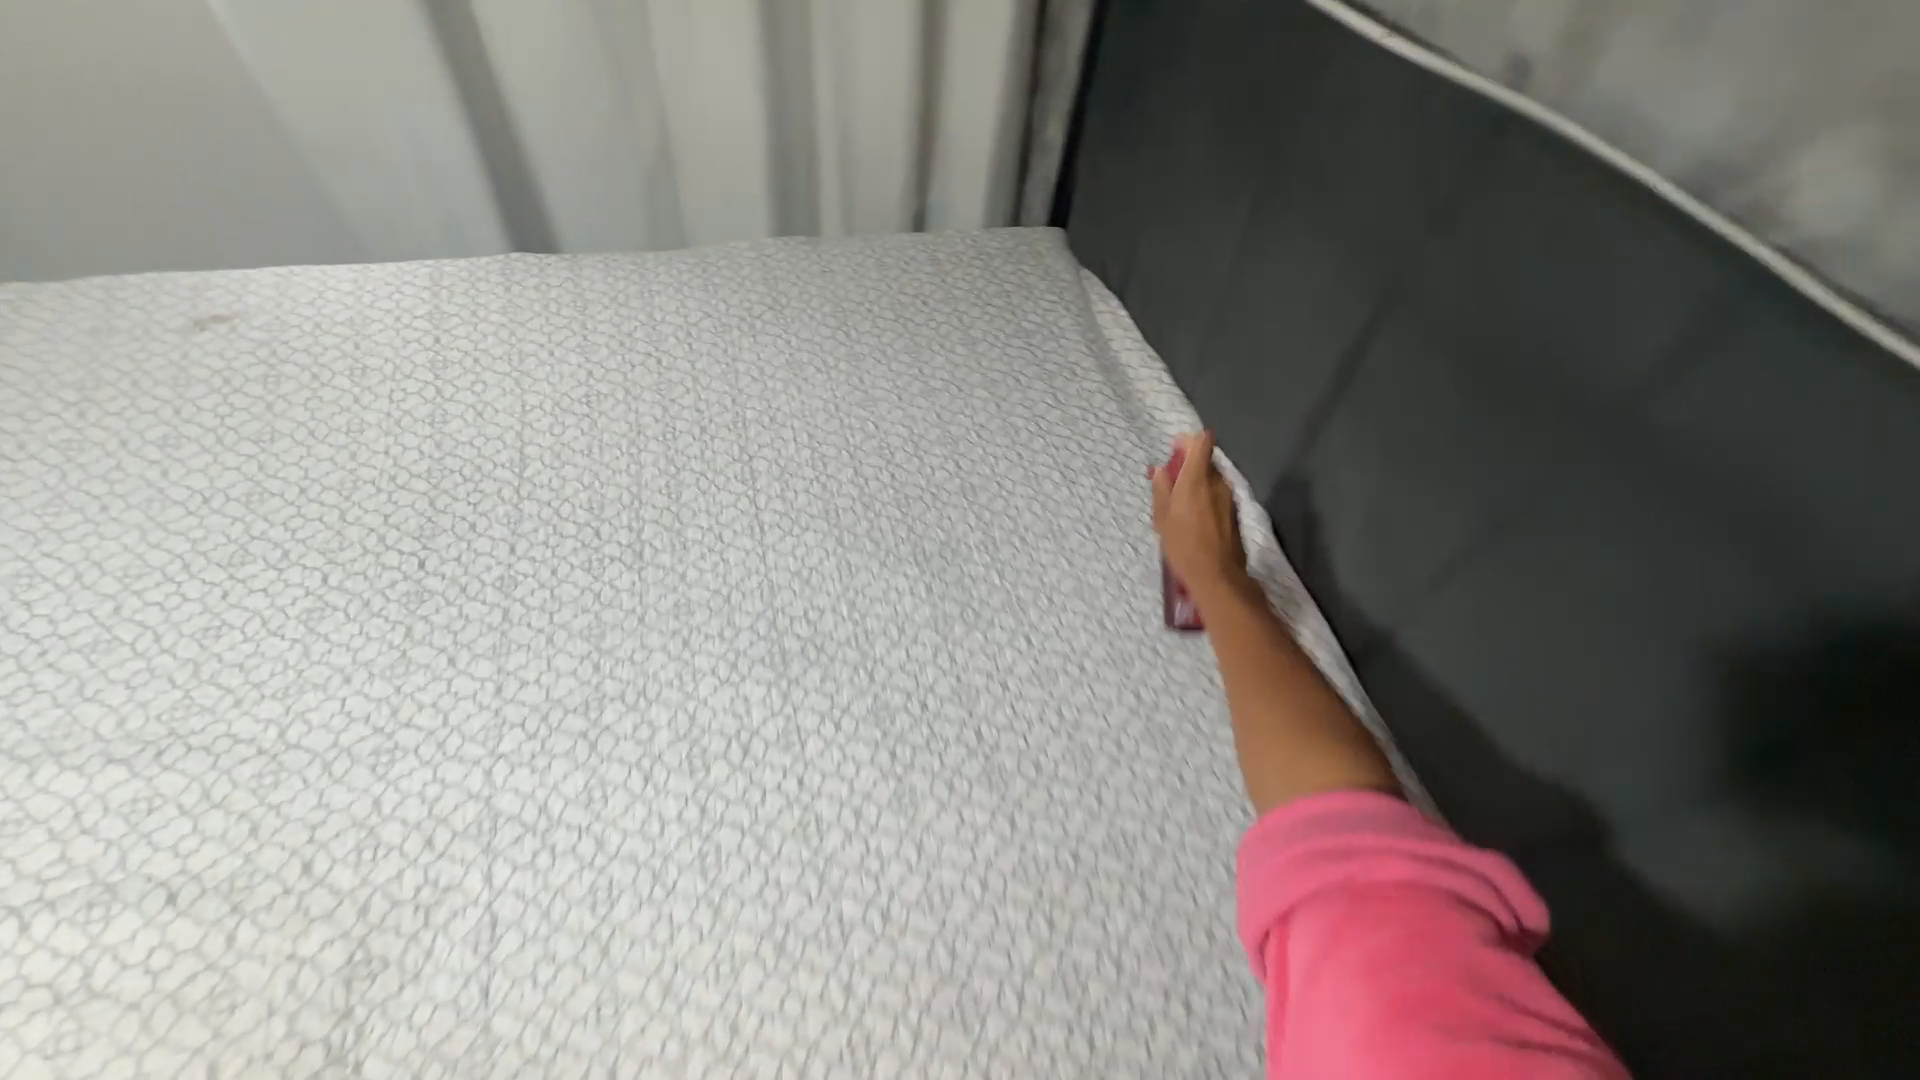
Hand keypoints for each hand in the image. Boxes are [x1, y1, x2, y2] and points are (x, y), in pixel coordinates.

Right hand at [1150, 432, 1250, 603]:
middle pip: (1206, 460)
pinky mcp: (1235, 512)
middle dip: (1189, 464)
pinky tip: (1195, 516)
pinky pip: (1218, 494)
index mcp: (1197, 478)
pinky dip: (1206, 496)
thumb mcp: (1162, 517)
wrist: (1217, 575)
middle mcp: (1218, 482)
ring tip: (1180, 502)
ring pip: (1213, 478)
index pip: (1202, 442)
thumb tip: (1162, 470)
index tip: (1175, 449)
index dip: (1189, 440)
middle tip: (1171, 481)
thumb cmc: (1183, 545)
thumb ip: (1161, 489)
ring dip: (1198, 482)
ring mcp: (1230, 497)